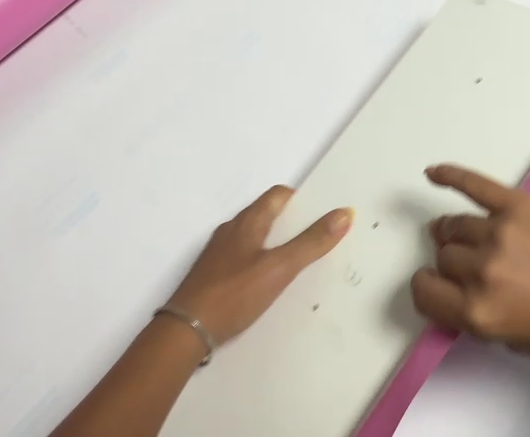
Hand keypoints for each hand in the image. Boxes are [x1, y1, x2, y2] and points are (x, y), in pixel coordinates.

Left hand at [166, 186, 351, 342]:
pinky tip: (264, 283)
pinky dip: (258, 261)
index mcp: (247, 221)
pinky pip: (241, 258)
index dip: (300, 200)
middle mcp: (231, 230)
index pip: (278, 195)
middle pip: (265, 214)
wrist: (184, 332)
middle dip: (290, 222)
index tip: (321, 213)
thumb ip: (312, 243)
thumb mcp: (280, 269)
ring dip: (273, 242)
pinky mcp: (210, 276)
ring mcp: (217, 254)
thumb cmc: (234, 294)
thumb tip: (345, 213)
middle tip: (315, 238)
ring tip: (294, 262)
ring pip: (252, 237)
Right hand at [409, 164, 529, 361]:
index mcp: (478, 313)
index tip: (437, 287)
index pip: (424, 292)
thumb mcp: (515, 342)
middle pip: (443, 256)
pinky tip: (434, 172)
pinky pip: (473, 185)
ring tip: (462, 234)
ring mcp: (498, 232)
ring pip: (454, 225)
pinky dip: (451, 175)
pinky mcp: (515, 204)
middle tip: (473, 268)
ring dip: (454, 232)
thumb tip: (456, 294)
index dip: (429, 290)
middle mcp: (482, 271)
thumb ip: (478, 319)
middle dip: (453, 264)